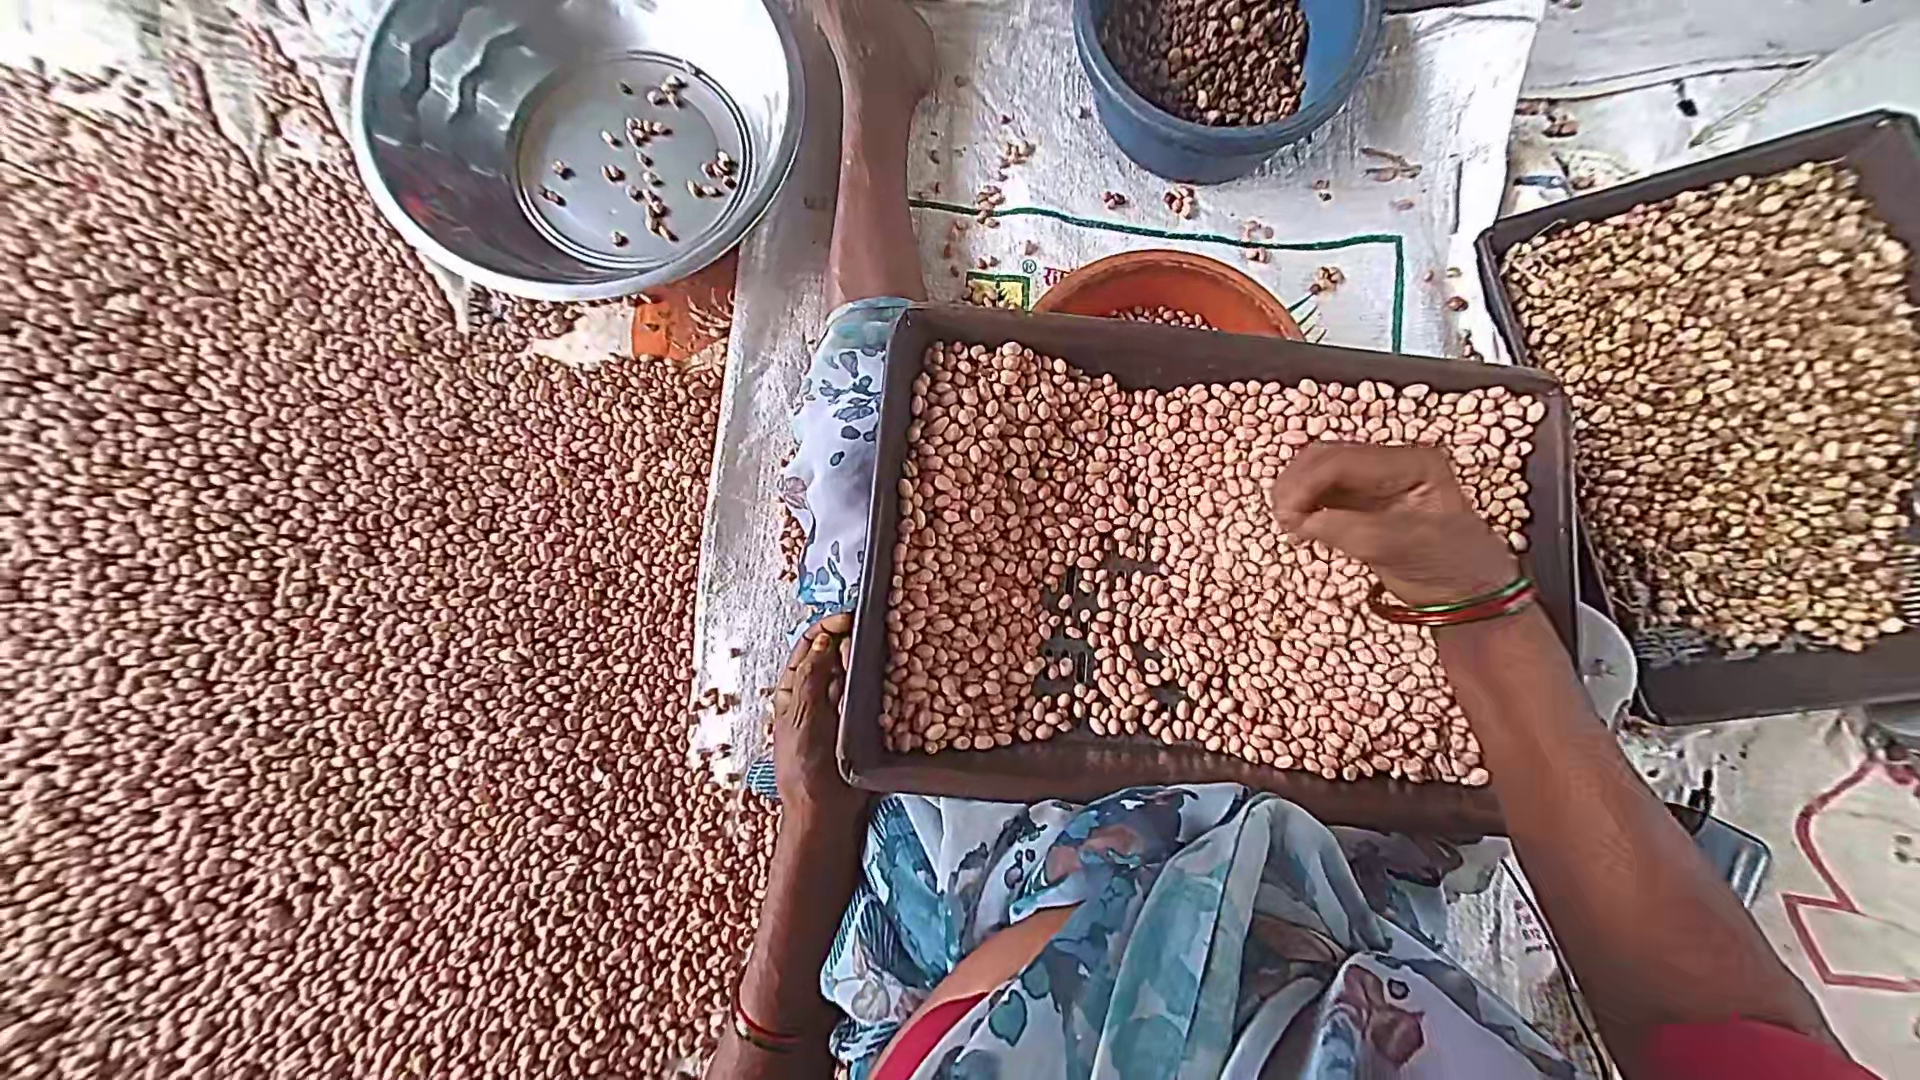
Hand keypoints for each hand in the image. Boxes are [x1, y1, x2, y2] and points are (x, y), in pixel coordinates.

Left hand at [769, 613, 868, 828]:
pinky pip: (872, 691)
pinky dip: (879, 681)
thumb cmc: (805, 765)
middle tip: (867, 638)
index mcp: (793, 687)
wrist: (827, 808)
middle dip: (850, 641)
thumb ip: (811, 675)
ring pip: (856, 669)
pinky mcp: (863, 716)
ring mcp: (842, 703)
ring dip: (865, 660)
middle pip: (835, 652)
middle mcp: (818, 690)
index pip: (809, 644)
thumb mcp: (801, 714)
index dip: (826, 626)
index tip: (848, 618)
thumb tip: (825, 638)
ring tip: (878, 655)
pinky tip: (889, 675)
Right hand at [1266, 444, 1519, 607]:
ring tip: (1288, 523)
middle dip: (1294, 485)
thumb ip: (1352, 530)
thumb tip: (1304, 521)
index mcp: (1411, 463)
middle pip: (1322, 457)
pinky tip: (1297, 523)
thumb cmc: (1450, 566)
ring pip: (1312, 470)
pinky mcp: (1356, 497)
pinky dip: (1298, 503)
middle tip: (1282, 519)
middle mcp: (1389, 463)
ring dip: (1292, 493)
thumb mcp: (1404, 548)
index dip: (1305, 484)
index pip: (1342, 461)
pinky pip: (1315, 489)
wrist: (1465, 590)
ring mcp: (1371, 479)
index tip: (1287, 515)